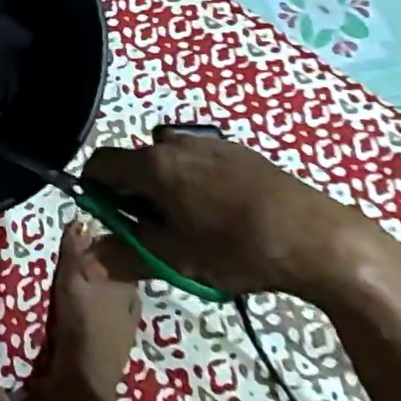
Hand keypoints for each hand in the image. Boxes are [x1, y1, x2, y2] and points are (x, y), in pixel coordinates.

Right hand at [82, 128, 400, 304]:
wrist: (314, 236)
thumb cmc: (236, 248)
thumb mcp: (176, 259)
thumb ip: (125, 254)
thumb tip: (86, 258)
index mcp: (153, 164)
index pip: (100, 163)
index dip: (93, 191)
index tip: (109, 221)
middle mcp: (174, 142)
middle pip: (134, 162)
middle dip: (132, 195)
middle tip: (152, 234)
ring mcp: (207, 142)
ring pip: (166, 162)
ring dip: (163, 190)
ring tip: (189, 228)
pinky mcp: (235, 149)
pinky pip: (195, 161)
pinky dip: (191, 182)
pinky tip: (221, 215)